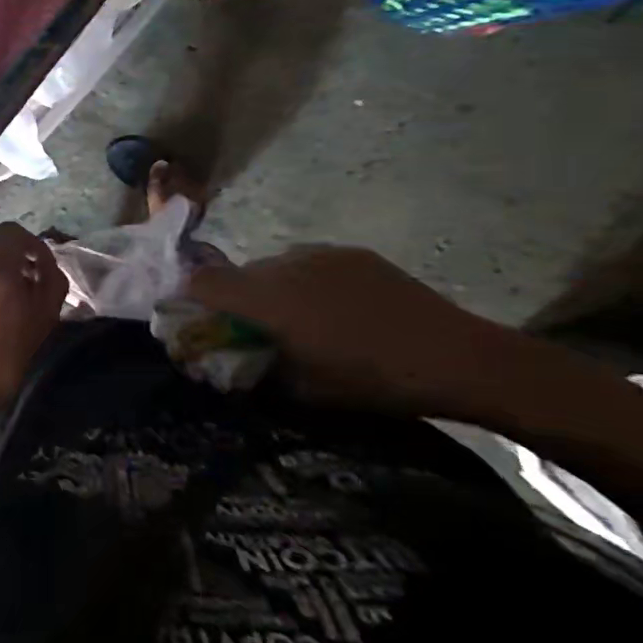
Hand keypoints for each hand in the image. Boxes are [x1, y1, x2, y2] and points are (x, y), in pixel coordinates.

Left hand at [0, 222, 68, 431]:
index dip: (34, 244)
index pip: (13, 232)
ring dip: (4, 262)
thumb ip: (52, 276)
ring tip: (18, 288)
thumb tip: (45, 262)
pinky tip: (1, 298)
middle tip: (33, 274)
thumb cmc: (15, 346)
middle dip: (19, 251)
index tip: (44, 266)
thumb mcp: (47, 310)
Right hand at [187, 245, 549, 418]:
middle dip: (234, 299)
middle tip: (252, 331)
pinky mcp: (351, 253)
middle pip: (238, 274)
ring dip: (270, 290)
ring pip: (274, 266)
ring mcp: (320, 254)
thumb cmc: (370, 380)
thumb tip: (229, 361)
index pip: (203, 282)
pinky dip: (304, 282)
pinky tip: (334, 308)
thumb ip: (255, 369)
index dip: (188, 298)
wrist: (454, 356)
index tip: (192, 320)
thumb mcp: (302, 390)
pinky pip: (308, 262)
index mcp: (267, 300)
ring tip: (299, 320)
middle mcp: (285, 265)